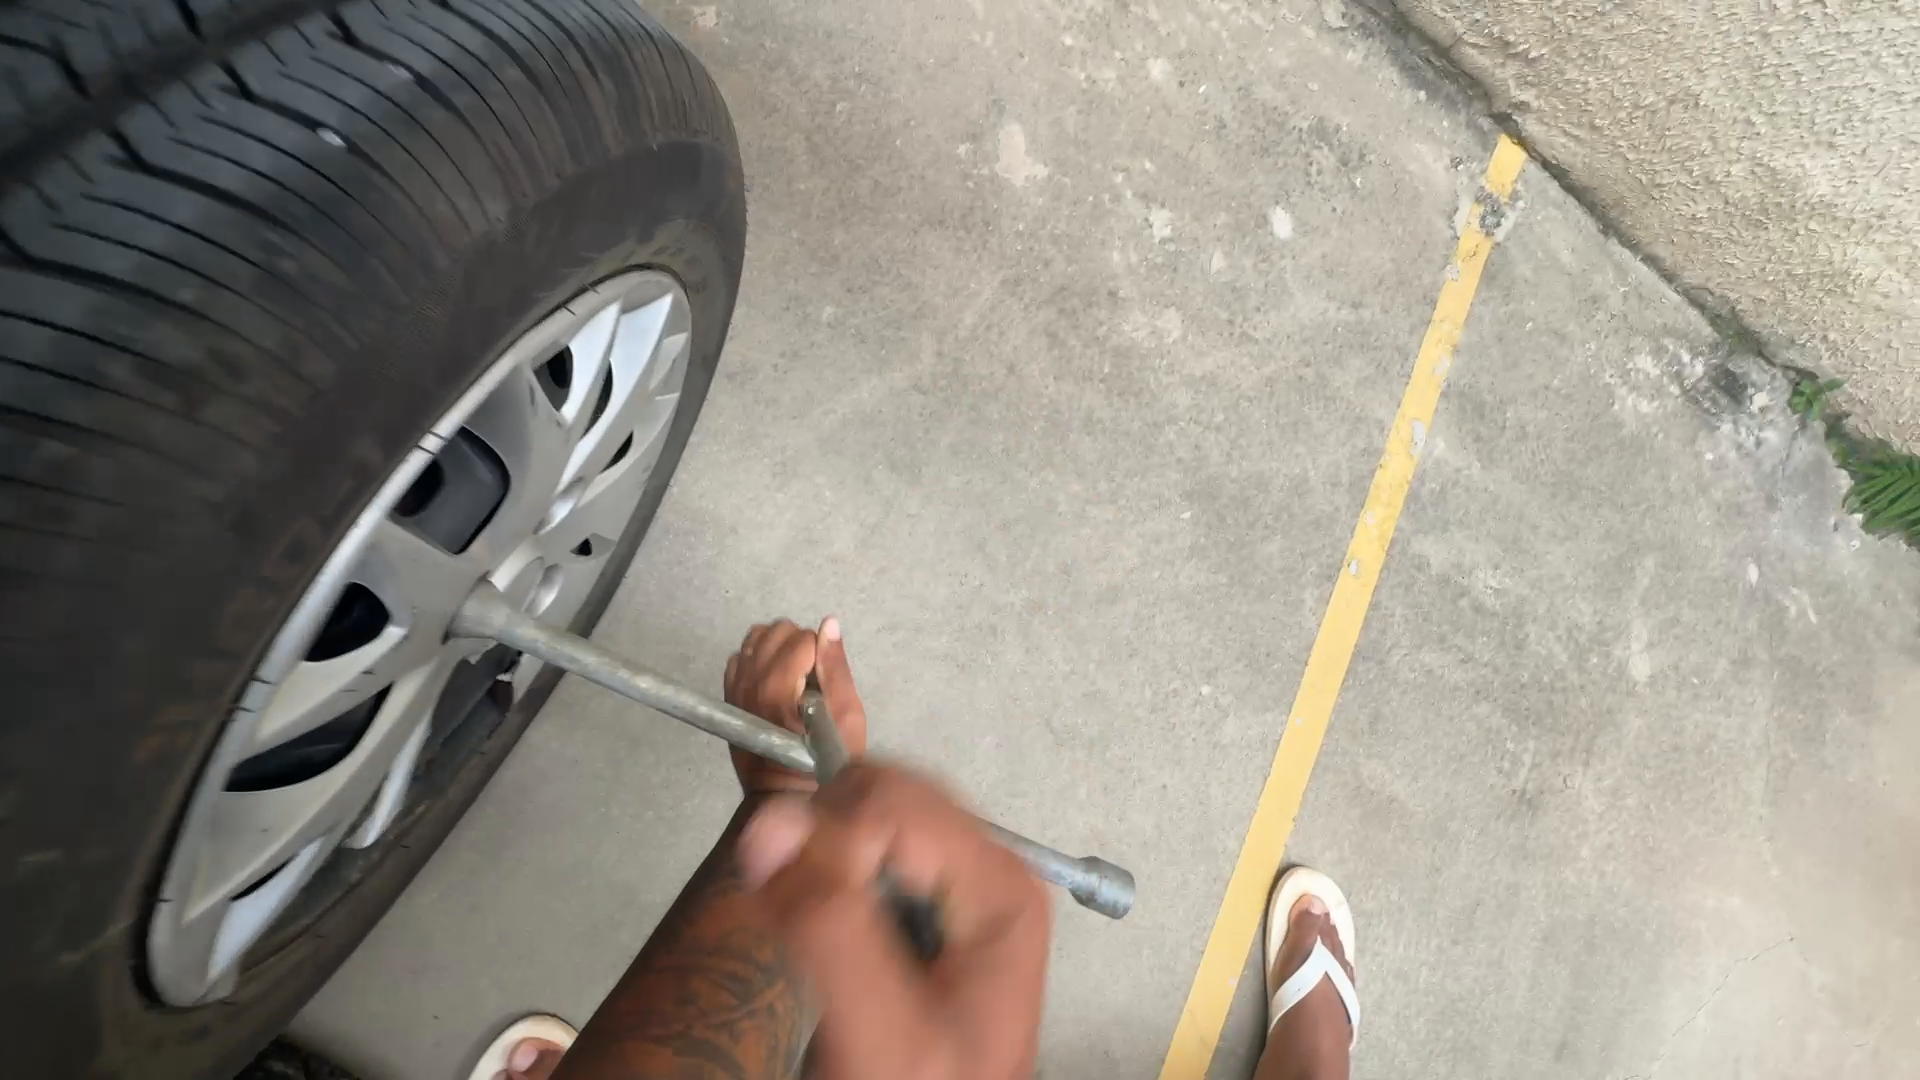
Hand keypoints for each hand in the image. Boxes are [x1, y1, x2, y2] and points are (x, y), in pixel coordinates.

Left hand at [724, 617, 866, 794]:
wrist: (784, 795)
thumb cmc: (825, 760)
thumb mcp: (846, 716)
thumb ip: (836, 667)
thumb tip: (829, 623)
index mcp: (778, 687)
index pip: (803, 637)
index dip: (822, 653)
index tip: (826, 681)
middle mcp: (750, 681)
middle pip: (777, 630)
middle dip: (800, 644)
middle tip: (813, 677)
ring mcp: (735, 688)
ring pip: (755, 637)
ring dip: (778, 646)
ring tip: (793, 674)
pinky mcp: (728, 695)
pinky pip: (739, 656)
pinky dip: (757, 657)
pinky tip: (772, 678)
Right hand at [736, 766, 1050, 1079]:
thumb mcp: (882, 1036)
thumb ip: (830, 929)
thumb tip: (770, 825)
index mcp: (1000, 883)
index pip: (893, 803)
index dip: (832, 843)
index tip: (803, 910)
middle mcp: (989, 861)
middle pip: (886, 792)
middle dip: (828, 840)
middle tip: (807, 916)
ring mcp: (959, 872)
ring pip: (870, 806)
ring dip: (823, 851)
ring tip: (817, 924)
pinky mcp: (928, 887)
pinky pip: (864, 834)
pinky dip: (827, 860)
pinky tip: (827, 915)